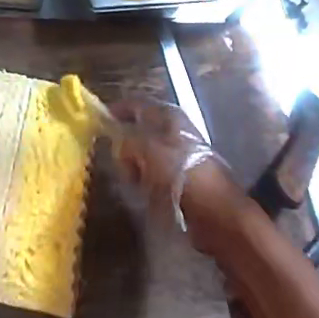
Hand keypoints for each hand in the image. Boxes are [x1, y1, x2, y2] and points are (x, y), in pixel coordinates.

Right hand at [110, 97, 235, 240]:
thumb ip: (127, 141)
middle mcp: (177, 130)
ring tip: (132, 180)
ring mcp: (182, 154)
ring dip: (136, 166)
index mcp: (169, 116)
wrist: (218, 214)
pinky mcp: (185, 178)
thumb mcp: (147, 150)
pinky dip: (148, 181)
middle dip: (126, 144)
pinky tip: (145, 193)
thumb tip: (118, 144)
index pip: (138, 104)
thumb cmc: (182, 174)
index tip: (100, 119)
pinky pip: (156, 174)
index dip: (119, 109)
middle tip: (117, 160)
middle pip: (142, 130)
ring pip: (147, 154)